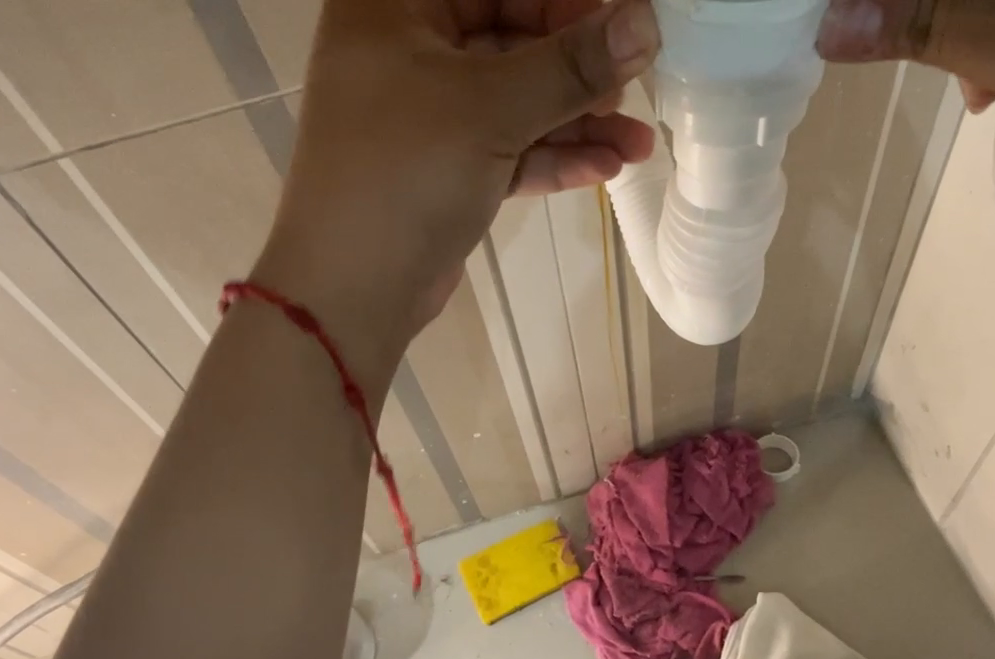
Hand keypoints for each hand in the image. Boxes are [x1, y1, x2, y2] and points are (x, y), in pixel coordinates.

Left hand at [257, 0, 659, 362]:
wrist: (351, 293)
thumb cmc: (404, 176)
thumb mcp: (489, 110)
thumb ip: (568, 67)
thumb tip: (644, 23)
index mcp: (396, 4)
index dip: (565, 3)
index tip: (625, 23)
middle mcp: (407, 49)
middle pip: (510, 37)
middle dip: (577, 68)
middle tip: (636, 84)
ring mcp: (426, 116)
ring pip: (514, 101)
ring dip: (576, 122)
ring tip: (639, 141)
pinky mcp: (445, 171)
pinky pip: (507, 149)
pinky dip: (552, 158)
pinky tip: (606, 168)